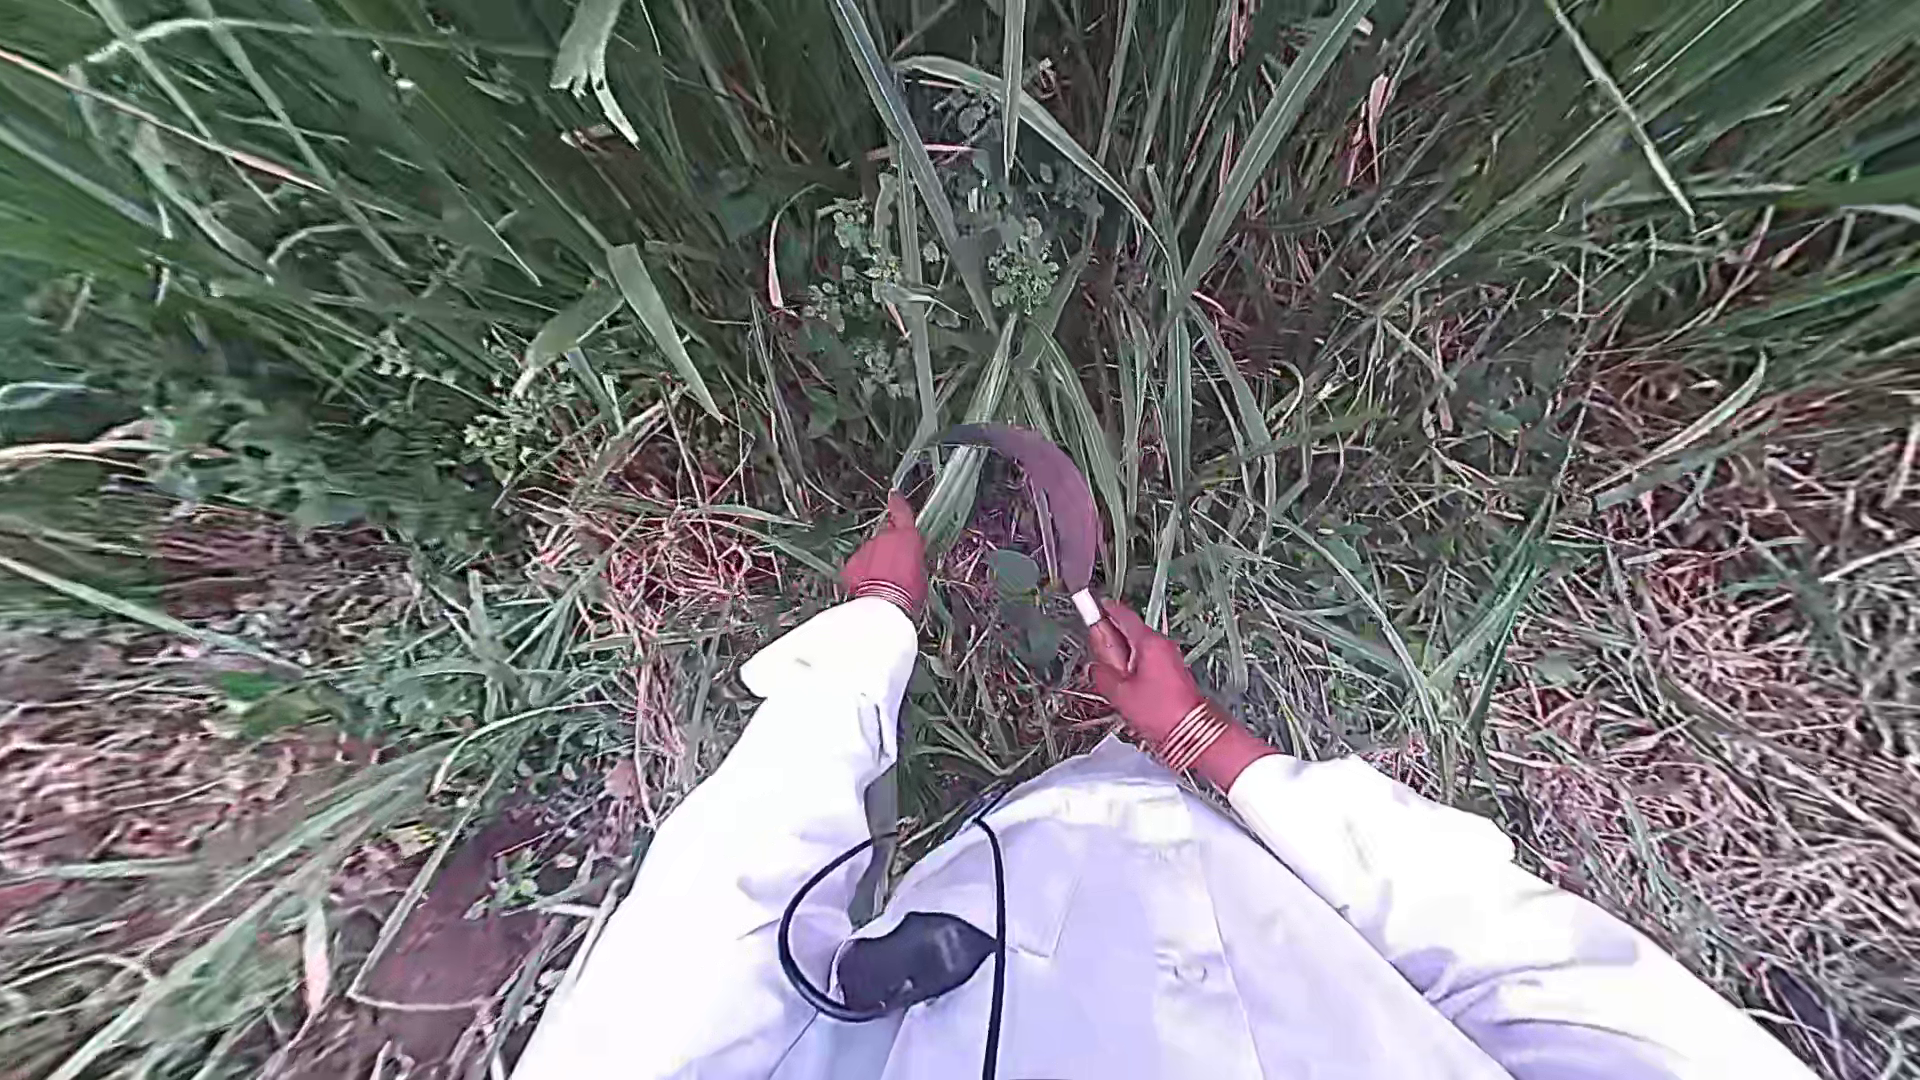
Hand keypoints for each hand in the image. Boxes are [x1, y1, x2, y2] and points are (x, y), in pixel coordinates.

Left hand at [840, 491, 926, 615]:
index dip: (898, 503)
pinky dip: (862, 573)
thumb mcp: (921, 574)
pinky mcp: (851, 563)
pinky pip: (857, 565)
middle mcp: (884, 537)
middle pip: (885, 534)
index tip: (894, 496)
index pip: (901, 511)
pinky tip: (869, 587)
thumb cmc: (908, 593)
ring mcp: (865, 549)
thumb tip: (910, 563)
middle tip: (895, 565)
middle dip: (889, 546)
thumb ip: (914, 560)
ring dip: (875, 562)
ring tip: (883, 582)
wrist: (883, 606)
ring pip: (870, 551)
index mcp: (906, 536)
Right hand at [1087, 602, 1204, 743]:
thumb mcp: (1120, 693)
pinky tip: (1129, 685)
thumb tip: (1094, 665)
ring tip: (1116, 679)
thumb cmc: (1159, 712)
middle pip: (1129, 630)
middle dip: (1110, 639)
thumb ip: (1101, 673)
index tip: (1090, 609)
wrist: (1193, 733)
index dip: (1103, 610)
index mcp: (1148, 642)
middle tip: (1098, 655)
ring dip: (1122, 655)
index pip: (1122, 614)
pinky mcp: (1172, 669)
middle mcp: (1161, 643)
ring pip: (1137, 645)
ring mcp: (1169, 655)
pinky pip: (1147, 658)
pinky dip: (1134, 664)